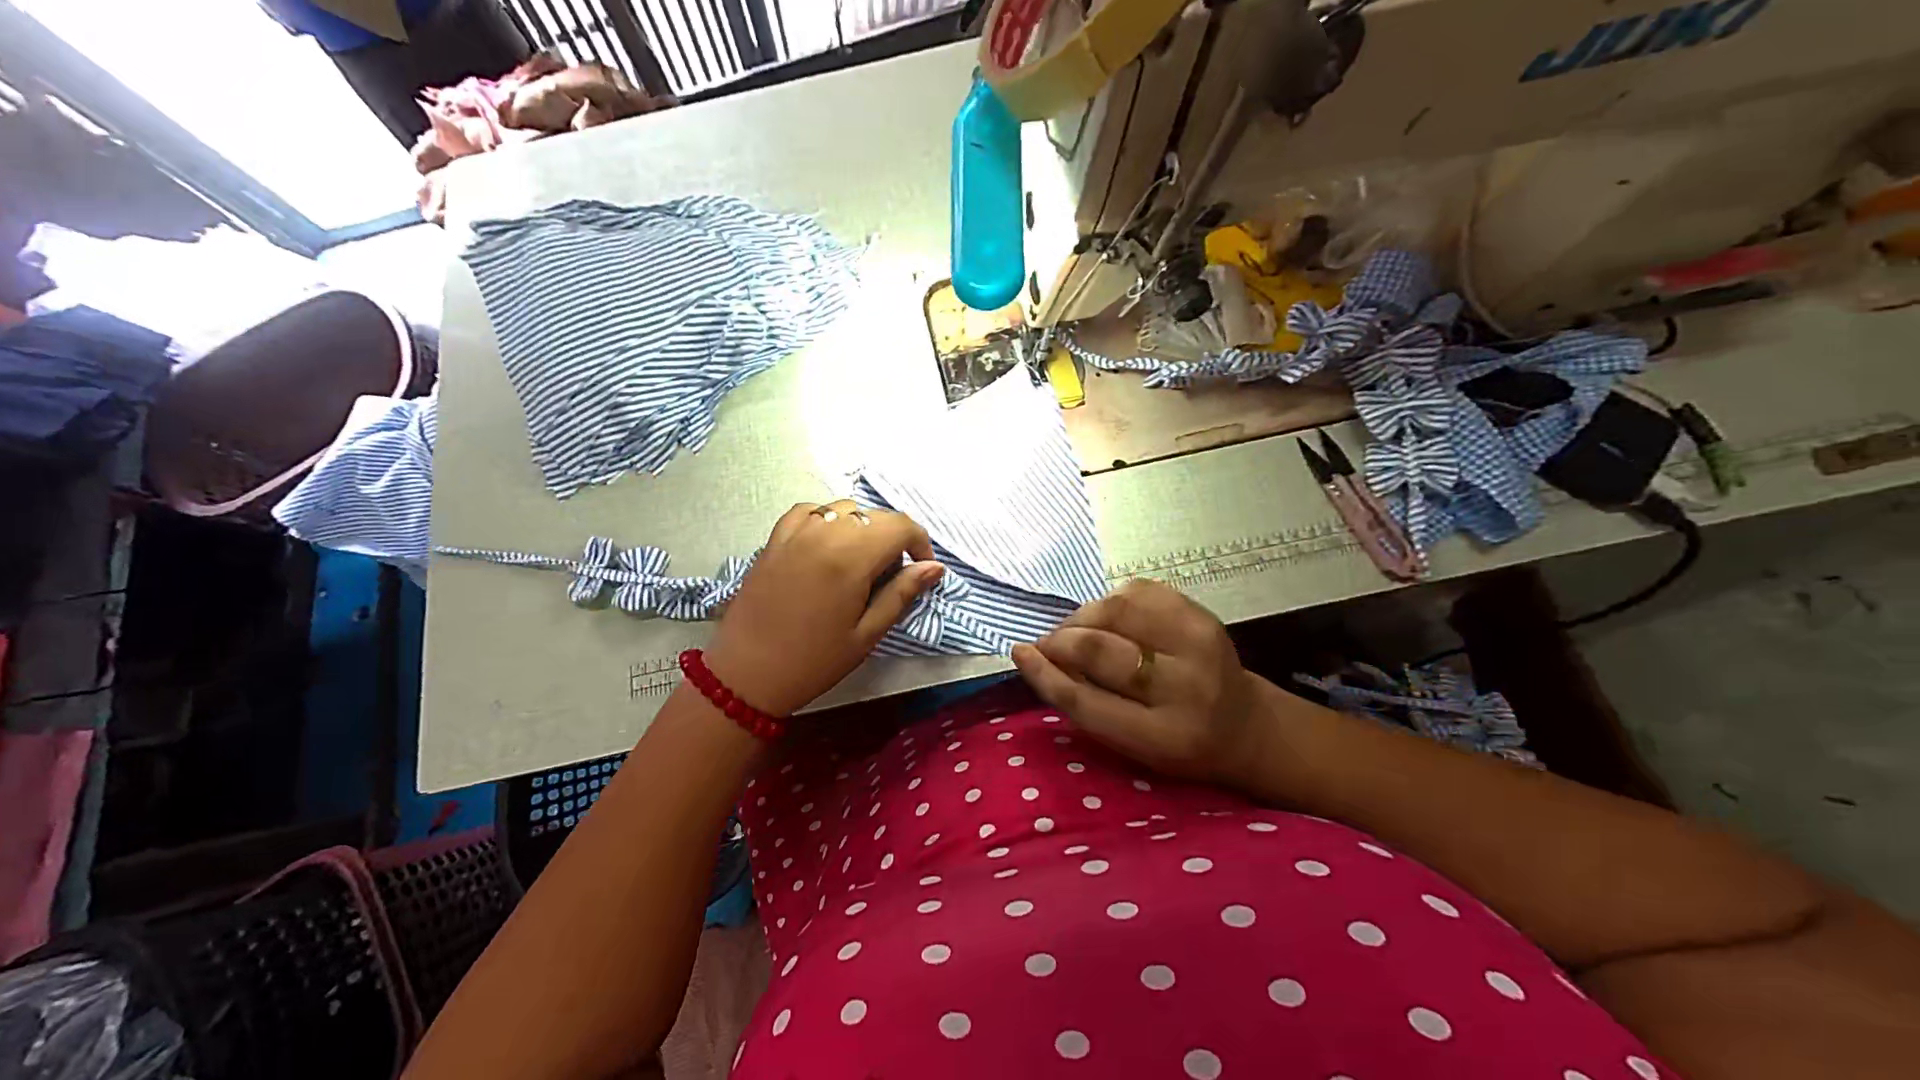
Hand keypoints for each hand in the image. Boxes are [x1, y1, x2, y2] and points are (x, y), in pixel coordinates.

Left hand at [705, 501, 943, 715]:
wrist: (746, 675)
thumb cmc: (813, 662)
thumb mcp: (867, 634)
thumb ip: (902, 594)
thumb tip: (934, 568)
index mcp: (850, 557)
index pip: (900, 526)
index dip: (920, 543)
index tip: (922, 570)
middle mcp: (823, 534)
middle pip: (874, 515)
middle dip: (894, 538)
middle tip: (893, 575)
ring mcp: (795, 533)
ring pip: (843, 508)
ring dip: (863, 528)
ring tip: (862, 562)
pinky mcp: (774, 540)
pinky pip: (808, 511)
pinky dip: (827, 518)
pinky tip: (828, 543)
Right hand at [1010, 579, 1262, 785]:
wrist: (1244, 725)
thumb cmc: (1176, 743)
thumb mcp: (1130, 744)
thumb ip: (1084, 703)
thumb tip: (1033, 655)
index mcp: (1164, 737)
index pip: (1086, 701)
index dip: (1045, 674)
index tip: (1020, 653)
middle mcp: (1186, 687)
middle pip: (1099, 649)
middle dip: (1060, 641)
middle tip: (1047, 644)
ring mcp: (1199, 643)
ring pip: (1115, 609)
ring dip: (1082, 618)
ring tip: (1077, 632)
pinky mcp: (1200, 613)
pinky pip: (1136, 591)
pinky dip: (1109, 601)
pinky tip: (1108, 619)